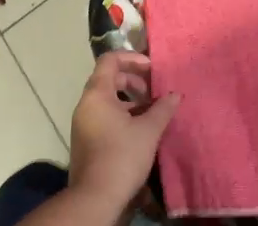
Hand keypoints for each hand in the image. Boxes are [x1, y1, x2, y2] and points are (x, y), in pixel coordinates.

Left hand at [67, 51, 180, 214]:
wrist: (95, 198)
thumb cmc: (122, 156)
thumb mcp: (148, 131)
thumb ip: (162, 108)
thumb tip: (175, 94)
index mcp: (97, 94)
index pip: (110, 60)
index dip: (131, 58)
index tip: (151, 69)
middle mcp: (86, 104)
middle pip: (108, 79)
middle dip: (133, 82)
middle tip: (153, 93)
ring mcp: (83, 123)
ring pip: (107, 100)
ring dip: (129, 101)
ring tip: (150, 113)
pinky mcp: (85, 140)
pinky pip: (103, 116)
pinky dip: (121, 115)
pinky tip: (138, 131)